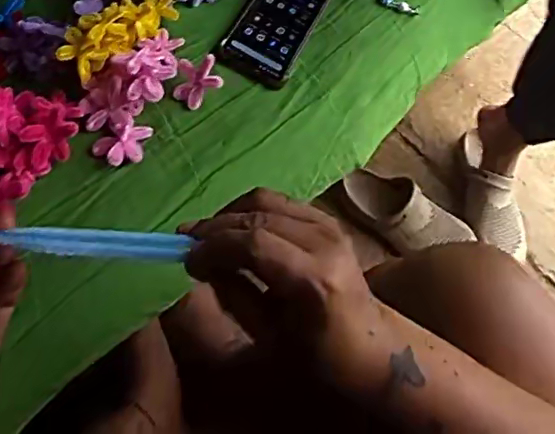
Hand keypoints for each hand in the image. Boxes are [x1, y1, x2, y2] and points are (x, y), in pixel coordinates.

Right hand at [180, 189, 387, 391]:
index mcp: (312, 279)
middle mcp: (323, 241)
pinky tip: (236, 227)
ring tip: (207, 232)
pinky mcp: (327, 217)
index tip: (185, 255)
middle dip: (217, 225)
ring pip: (267, 199)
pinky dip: (252, 209)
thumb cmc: (318, 355)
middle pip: (258, 214)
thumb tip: (201, 262)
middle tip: (186, 239)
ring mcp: (328, 224)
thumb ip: (234, 294)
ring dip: (232, 212)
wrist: (370, 346)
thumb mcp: (269, 337)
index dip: (214, 244)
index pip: (253, 242)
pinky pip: (281, 201)